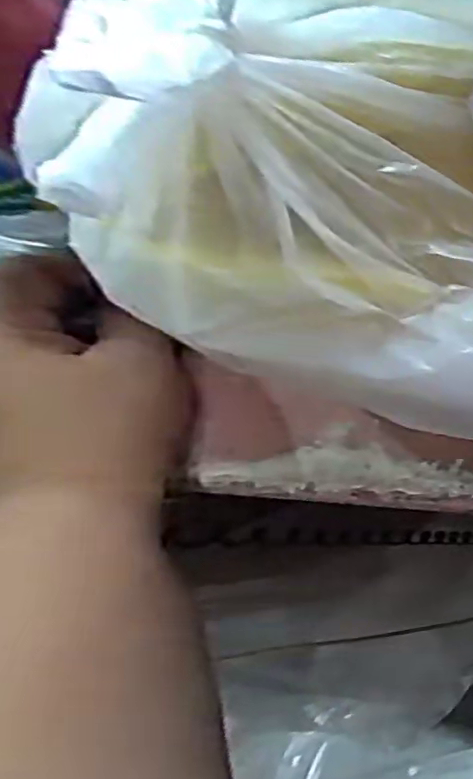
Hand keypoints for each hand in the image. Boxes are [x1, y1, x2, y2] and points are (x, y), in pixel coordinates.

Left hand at [0, 257, 190, 504]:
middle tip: (151, 317)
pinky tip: (112, 381)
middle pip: (27, 304)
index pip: (34, 269)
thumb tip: (136, 293)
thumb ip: (137, 318)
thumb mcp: (141, 363)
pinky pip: (35, 370)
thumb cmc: (108, 427)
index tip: (151, 283)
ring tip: (137, 349)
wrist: (73, 509)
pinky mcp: (3, 414)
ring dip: (84, 337)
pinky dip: (74, 366)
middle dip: (90, 305)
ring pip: (35, 339)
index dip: (95, 270)